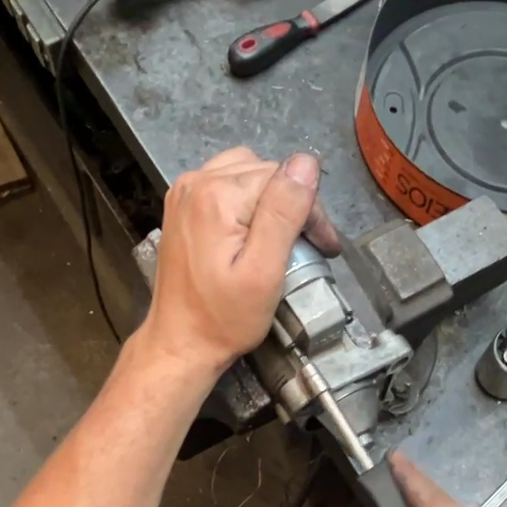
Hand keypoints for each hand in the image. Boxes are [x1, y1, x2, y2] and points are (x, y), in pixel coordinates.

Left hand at [134, 147, 341, 375]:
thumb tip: (306, 164)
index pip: (281, 177)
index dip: (310, 208)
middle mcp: (196, 182)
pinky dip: (247, 202)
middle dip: (293, 203)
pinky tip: (255, 232)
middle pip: (264, 171)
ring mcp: (185, 193)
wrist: (181, 342)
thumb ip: (283, 214)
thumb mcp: (263, 273)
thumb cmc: (223, 320)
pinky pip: (225, 185)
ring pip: (246, 173)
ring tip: (285, 237)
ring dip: (271, 200)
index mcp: (216, 195)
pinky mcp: (183, 207)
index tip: (324, 246)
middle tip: (311, 245)